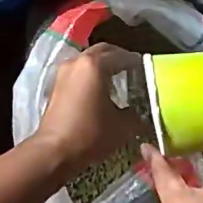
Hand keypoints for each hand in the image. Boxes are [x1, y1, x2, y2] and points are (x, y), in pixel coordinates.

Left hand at [34, 43, 143, 171]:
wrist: (54, 151)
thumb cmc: (90, 134)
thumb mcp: (122, 125)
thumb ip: (135, 112)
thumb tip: (139, 110)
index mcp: (95, 65)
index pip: (122, 56)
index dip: (137, 63)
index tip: (148, 71)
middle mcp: (78, 61)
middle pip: (103, 51)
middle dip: (119, 58)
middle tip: (133, 71)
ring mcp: (64, 71)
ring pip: (89, 59)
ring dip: (103, 65)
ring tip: (118, 80)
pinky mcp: (56, 83)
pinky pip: (79, 70)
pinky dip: (91, 74)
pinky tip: (100, 89)